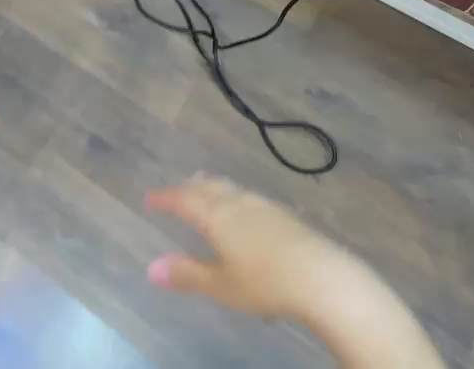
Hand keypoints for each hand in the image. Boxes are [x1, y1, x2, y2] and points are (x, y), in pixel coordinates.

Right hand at [144, 175, 362, 322]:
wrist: (323, 278)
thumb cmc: (266, 283)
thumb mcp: (222, 285)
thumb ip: (187, 275)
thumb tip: (151, 269)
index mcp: (215, 216)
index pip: (183, 199)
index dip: (165, 198)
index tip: (150, 198)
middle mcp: (236, 203)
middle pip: (207, 187)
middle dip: (188, 188)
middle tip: (176, 190)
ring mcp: (263, 206)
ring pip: (229, 188)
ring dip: (212, 187)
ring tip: (205, 188)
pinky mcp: (284, 216)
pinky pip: (248, 197)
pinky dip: (233, 197)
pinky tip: (243, 210)